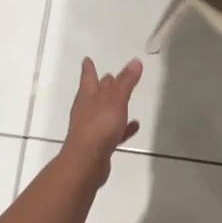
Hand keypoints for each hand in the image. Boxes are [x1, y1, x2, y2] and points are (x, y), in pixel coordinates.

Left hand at [61, 57, 142, 180]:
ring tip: (125, 100)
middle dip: (102, 85)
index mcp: (88, 96)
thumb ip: (126, 82)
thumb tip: (135, 61)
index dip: (89, 68)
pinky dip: (121, 127)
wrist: (86, 162)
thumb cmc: (99, 126)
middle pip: (94, 94)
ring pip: (102, 112)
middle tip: (110, 77)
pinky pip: (112, 131)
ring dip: (112, 106)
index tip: (87, 59)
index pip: (88, 77)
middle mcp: (86, 109)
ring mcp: (90, 127)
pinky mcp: (97, 144)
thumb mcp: (116, 100)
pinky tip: (134, 126)